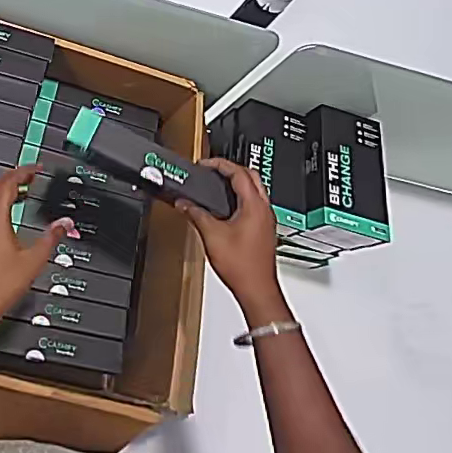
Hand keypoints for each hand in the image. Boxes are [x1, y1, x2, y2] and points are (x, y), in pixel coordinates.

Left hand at [0, 165, 73, 350]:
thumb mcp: (33, 262)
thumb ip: (51, 238)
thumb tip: (64, 224)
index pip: (7, 183)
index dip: (22, 172)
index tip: (35, 168)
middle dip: (11, 177)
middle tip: (29, 177)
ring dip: (3, 192)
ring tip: (22, 195)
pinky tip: (9, 221)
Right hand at [174, 158, 290, 325]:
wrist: (256, 289)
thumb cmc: (242, 267)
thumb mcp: (212, 236)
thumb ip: (197, 214)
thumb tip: (184, 203)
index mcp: (254, 205)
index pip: (239, 172)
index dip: (220, 164)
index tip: (206, 163)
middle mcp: (265, 210)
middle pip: (251, 176)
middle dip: (231, 169)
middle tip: (213, 169)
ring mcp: (267, 220)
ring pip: (256, 190)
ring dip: (238, 183)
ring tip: (218, 184)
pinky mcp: (265, 230)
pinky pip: (255, 205)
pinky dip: (242, 198)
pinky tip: (228, 208)